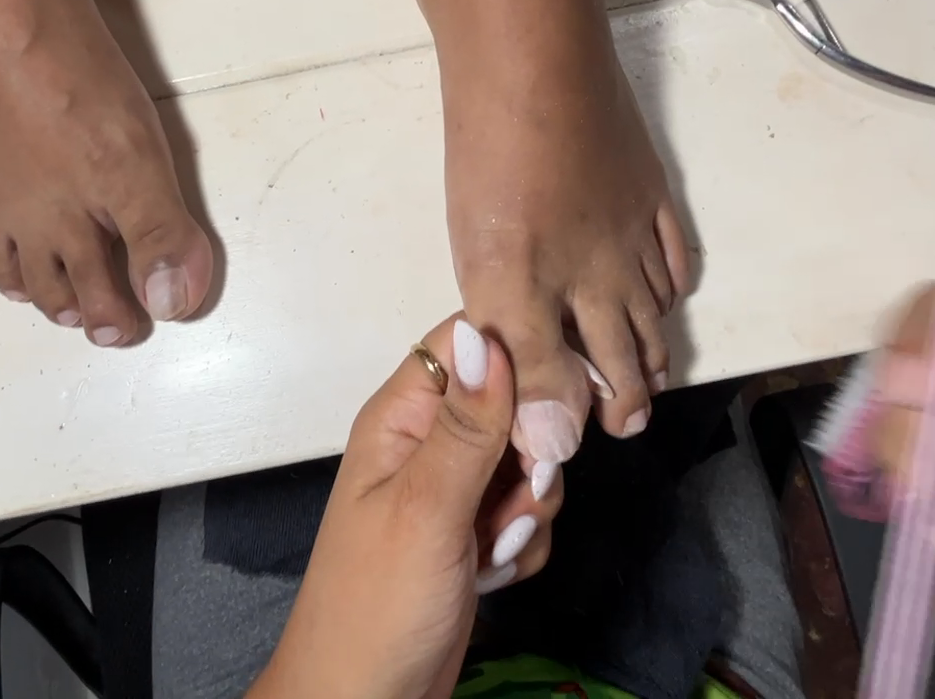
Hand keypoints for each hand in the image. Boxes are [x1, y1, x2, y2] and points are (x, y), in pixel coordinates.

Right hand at [0, 0, 214, 343]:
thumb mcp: (137, 161)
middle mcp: (17, 216)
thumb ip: (158, 233)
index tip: (136, 330)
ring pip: (4, 261)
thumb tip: (173, 308)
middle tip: (102, 320)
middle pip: (48, 281)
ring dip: (30, 287)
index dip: (117, 317)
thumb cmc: (75, 83)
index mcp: (65, 223)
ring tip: (51, 297)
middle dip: (80, 306)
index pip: (94, 291)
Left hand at [253, 317, 561, 698]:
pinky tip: (493, 570)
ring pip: (525, 458)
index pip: (466, 345)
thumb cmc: (380, 601)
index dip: (516, 356)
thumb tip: (483, 333)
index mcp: (403, 414)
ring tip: (495, 544)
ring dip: (527, 504)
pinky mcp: (475, 526)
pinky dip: (522, 539)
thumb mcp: (426, 507)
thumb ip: (465, 425)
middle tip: (519, 494)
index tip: (554, 397)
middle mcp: (429, 438)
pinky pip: (526, 507)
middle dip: (528, 451)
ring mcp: (454, 485)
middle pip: (509, 401)